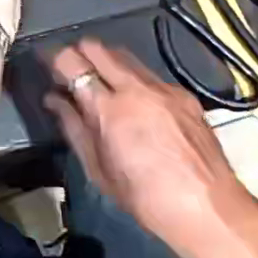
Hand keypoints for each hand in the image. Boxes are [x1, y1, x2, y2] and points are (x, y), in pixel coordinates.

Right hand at [48, 40, 257, 257]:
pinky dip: (133, 78)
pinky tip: (135, 102)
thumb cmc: (146, 199)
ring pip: (125, 56)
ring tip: (100, 82)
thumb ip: (73, 127)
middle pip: (98, 48)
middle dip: (79, 53)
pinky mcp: (184, 95)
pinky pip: (149, 74)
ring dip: (106, 61)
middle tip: (71, 70)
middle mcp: (136, 88)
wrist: (211, 210)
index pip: (71, 62)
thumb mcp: (98, 170)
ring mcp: (163, 88)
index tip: (45, 62)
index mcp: (109, 109)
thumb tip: (53, 99)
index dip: (53, 58)